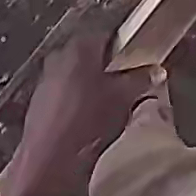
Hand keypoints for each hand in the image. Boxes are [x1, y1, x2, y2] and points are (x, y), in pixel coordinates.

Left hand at [0, 29, 157, 195]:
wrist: (49, 162)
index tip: (139, 57)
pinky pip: (67, 92)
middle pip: (92, 53)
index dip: (126, 45)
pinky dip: (81, 99)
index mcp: (79, 48)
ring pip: (79, 74)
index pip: (107, 33)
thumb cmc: (88, 123)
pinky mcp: (40, 101)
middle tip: (130, 82)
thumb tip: (156, 71)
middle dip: (111, 66)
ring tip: (113, 104)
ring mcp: (46, 79)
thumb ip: (141, 80)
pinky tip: (91, 118)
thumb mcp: (124, 98)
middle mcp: (59, 57)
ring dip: (95, 84)